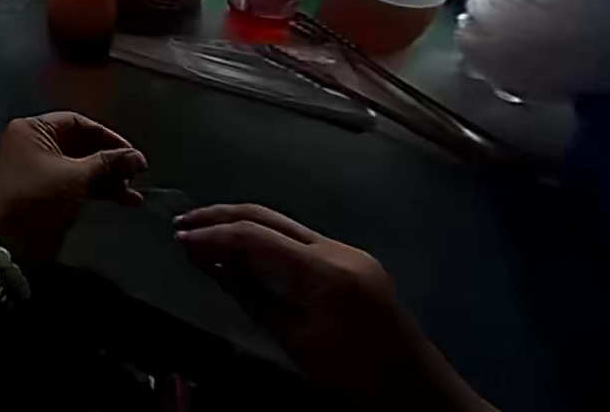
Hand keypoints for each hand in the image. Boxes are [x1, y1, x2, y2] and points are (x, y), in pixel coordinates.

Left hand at [0, 112, 147, 263]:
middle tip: (137, 173)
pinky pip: (77, 183)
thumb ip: (107, 163)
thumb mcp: (74, 177)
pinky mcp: (47, 192)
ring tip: (134, 193)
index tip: (132, 153)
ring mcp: (40, 169)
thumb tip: (137, 156)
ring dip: (108, 178)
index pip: (76, 123)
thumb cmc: (37, 198)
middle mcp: (34, 143)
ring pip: (81, 166)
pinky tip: (124, 200)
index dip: (106, 136)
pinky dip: (98, 190)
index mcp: (33, 129)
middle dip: (109, 159)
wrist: (8, 244)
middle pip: (80, 144)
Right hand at [176, 204, 494, 410]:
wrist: (430, 406)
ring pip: (280, 223)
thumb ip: (250, 295)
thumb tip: (206, 260)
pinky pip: (297, 239)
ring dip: (240, 225)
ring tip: (204, 232)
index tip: (179, 240)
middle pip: (266, 216)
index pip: (255, 236)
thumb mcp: (298, 345)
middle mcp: (337, 248)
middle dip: (220, 217)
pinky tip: (243, 250)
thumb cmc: (360, 384)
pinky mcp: (352, 261)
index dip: (212, 235)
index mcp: (326, 269)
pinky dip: (264, 240)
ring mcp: (347, 251)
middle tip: (183, 223)